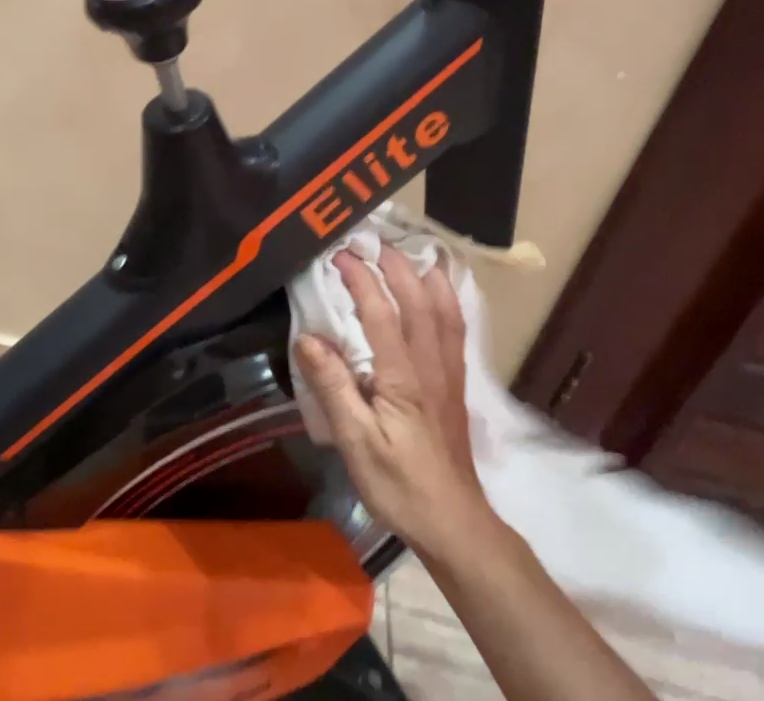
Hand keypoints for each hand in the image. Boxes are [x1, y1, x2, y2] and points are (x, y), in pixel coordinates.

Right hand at [294, 247, 492, 555]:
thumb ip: (334, 386)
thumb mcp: (355, 441)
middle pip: (420, 302)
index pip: (381, 313)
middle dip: (397, 266)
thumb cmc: (398, 484)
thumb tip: (308, 337)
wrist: (453, 522)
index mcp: (403, 377)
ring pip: (445, 312)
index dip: (361, 279)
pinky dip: (448, 302)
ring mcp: (448, 375)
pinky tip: (440, 297)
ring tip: (413, 253)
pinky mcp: (454, 387)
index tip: (339, 254)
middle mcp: (431, 366)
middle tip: (371, 241)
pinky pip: (454, 331)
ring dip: (428, 277)